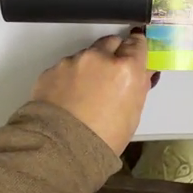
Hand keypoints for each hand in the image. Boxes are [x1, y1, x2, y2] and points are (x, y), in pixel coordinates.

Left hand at [30, 28, 154, 152]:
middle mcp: (98, 57)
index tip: (134, 57)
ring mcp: (72, 62)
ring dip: (90, 66)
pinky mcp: (51, 70)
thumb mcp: (133, 114)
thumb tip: (142, 72)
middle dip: (113, 53)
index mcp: (125, 68)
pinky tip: (68, 98)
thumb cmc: (104, 138)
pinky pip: (66, 67)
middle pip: (110, 42)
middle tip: (111, 75)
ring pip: (86, 55)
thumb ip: (138, 86)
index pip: (136, 43)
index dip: (136, 50)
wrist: (59, 149)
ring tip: (85, 93)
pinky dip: (70, 77)